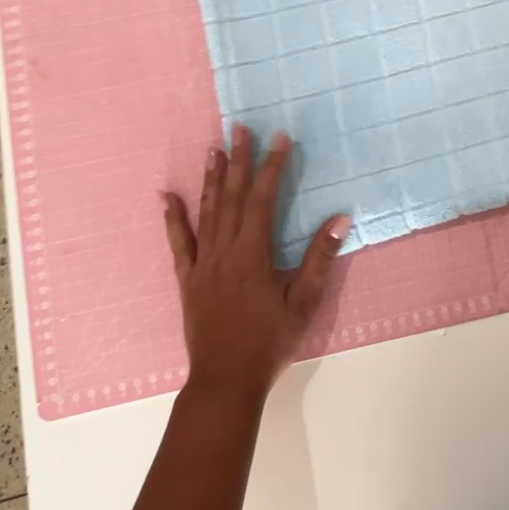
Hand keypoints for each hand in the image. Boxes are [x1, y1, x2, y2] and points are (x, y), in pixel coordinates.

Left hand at [161, 123, 350, 400]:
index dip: (273, 167)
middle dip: (240, 161)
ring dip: (212, 180)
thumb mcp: (304, 301)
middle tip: (240, 128)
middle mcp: (224, 251)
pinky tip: (167, 197)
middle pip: (233, 197)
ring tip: (214, 150)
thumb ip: (319, 258)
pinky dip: (173, 219)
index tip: (281, 138)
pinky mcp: (188, 280)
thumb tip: (341, 218)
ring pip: (207, 213)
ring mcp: (202, 265)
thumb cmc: (271, 341)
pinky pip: (179, 243)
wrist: (226, 381)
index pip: (264, 200)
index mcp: (253, 254)